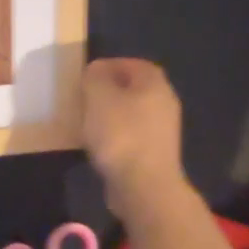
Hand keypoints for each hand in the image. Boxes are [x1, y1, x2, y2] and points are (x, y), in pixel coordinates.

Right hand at [82, 58, 188, 206]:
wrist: (143, 184)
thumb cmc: (120, 136)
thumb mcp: (99, 100)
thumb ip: (96, 80)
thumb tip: (96, 69)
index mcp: (153, 83)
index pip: (133, 64)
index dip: (110, 65)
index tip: (87, 74)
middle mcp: (163, 100)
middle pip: (135, 87)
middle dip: (110, 90)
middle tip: (84, 97)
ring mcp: (161, 128)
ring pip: (133, 111)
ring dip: (112, 113)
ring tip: (87, 121)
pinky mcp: (153, 151)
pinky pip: (132, 133)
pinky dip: (116, 133)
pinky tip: (99, 143)